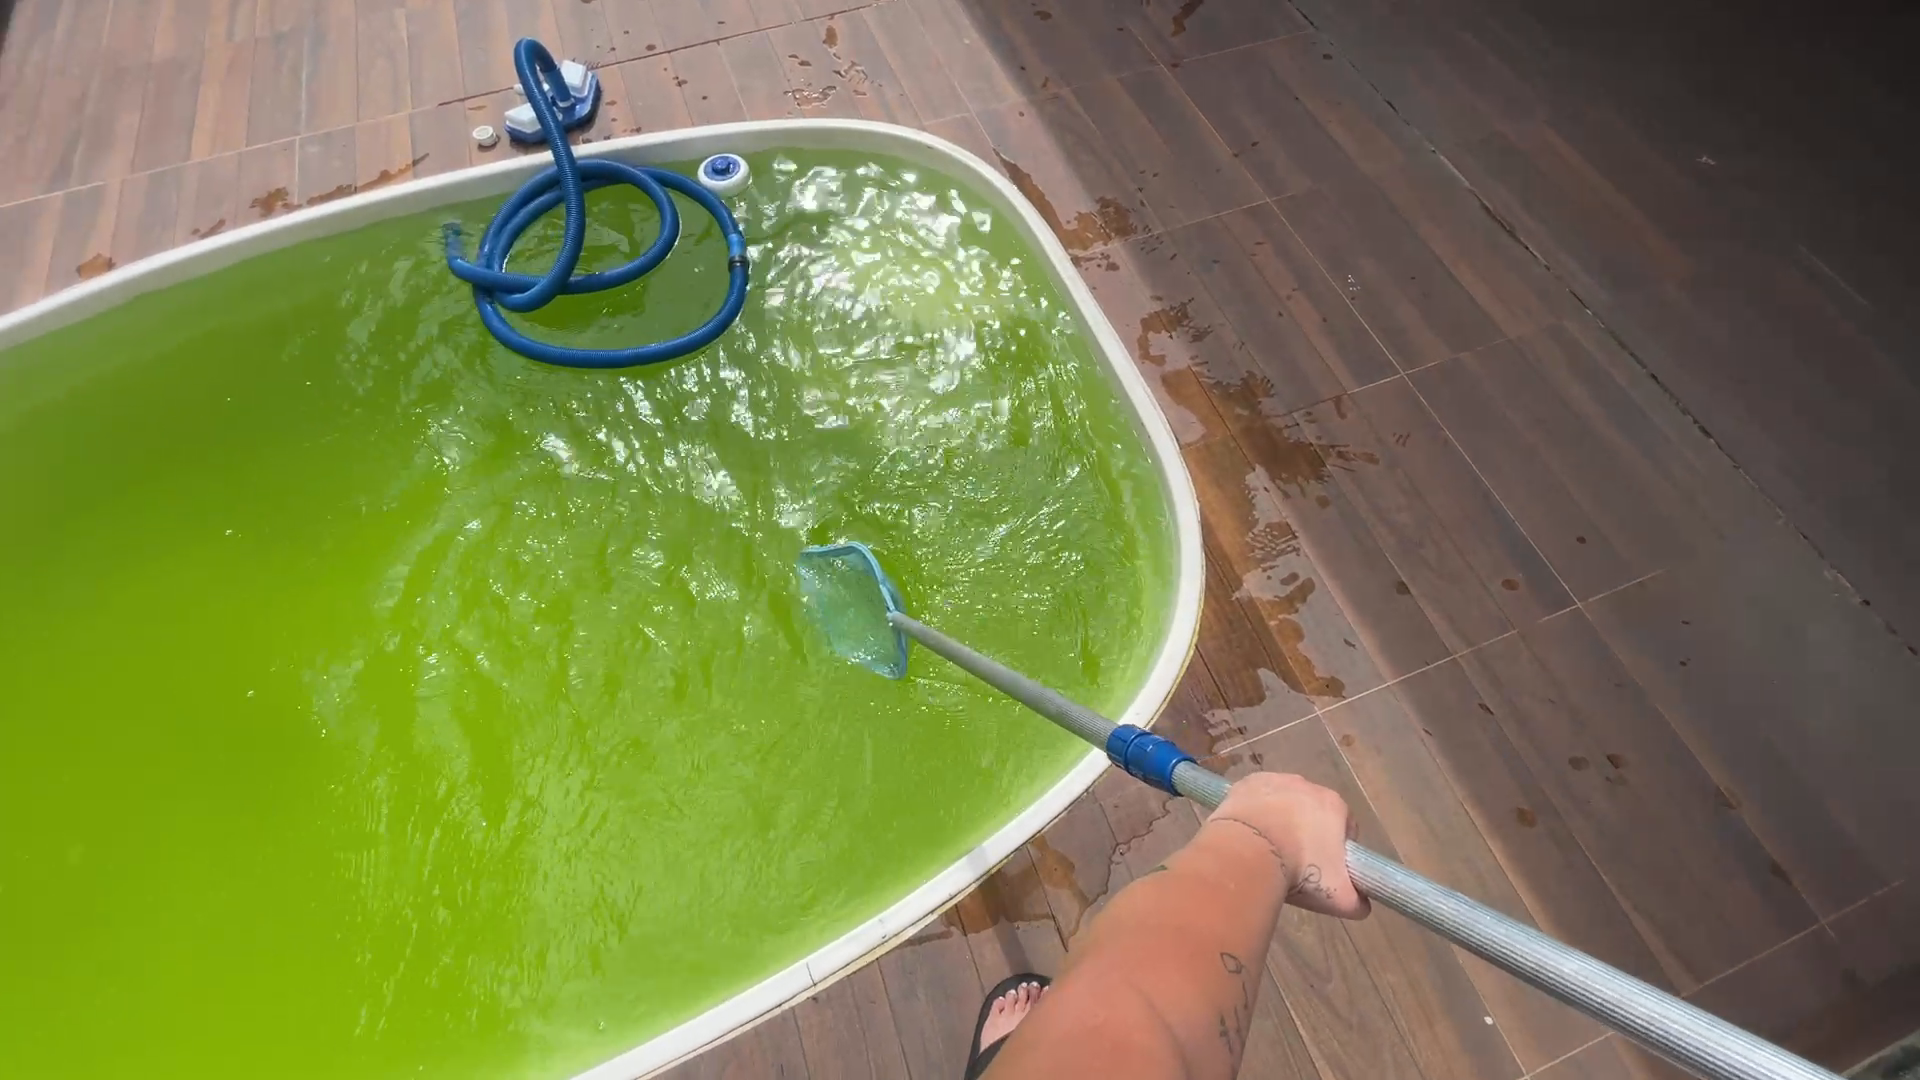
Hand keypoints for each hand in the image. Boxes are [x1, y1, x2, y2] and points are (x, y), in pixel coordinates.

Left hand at [1209, 772, 1369, 920]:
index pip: (1344, 823)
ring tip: (1269, 848)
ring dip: (1278, 819)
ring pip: (1281, 802)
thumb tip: (1361, 903)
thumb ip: (1358, 900)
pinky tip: (1249, 834)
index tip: (1327, 865)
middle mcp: (1303, 784)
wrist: (1247, 853)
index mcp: (1333, 804)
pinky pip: (1254, 799)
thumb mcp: (1341, 898)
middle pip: (1311, 810)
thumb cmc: (1300, 871)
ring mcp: (1270, 780)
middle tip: (1296, 858)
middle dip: (1306, 830)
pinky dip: (1254, 812)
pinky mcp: (1242, 784)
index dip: (1338, 846)